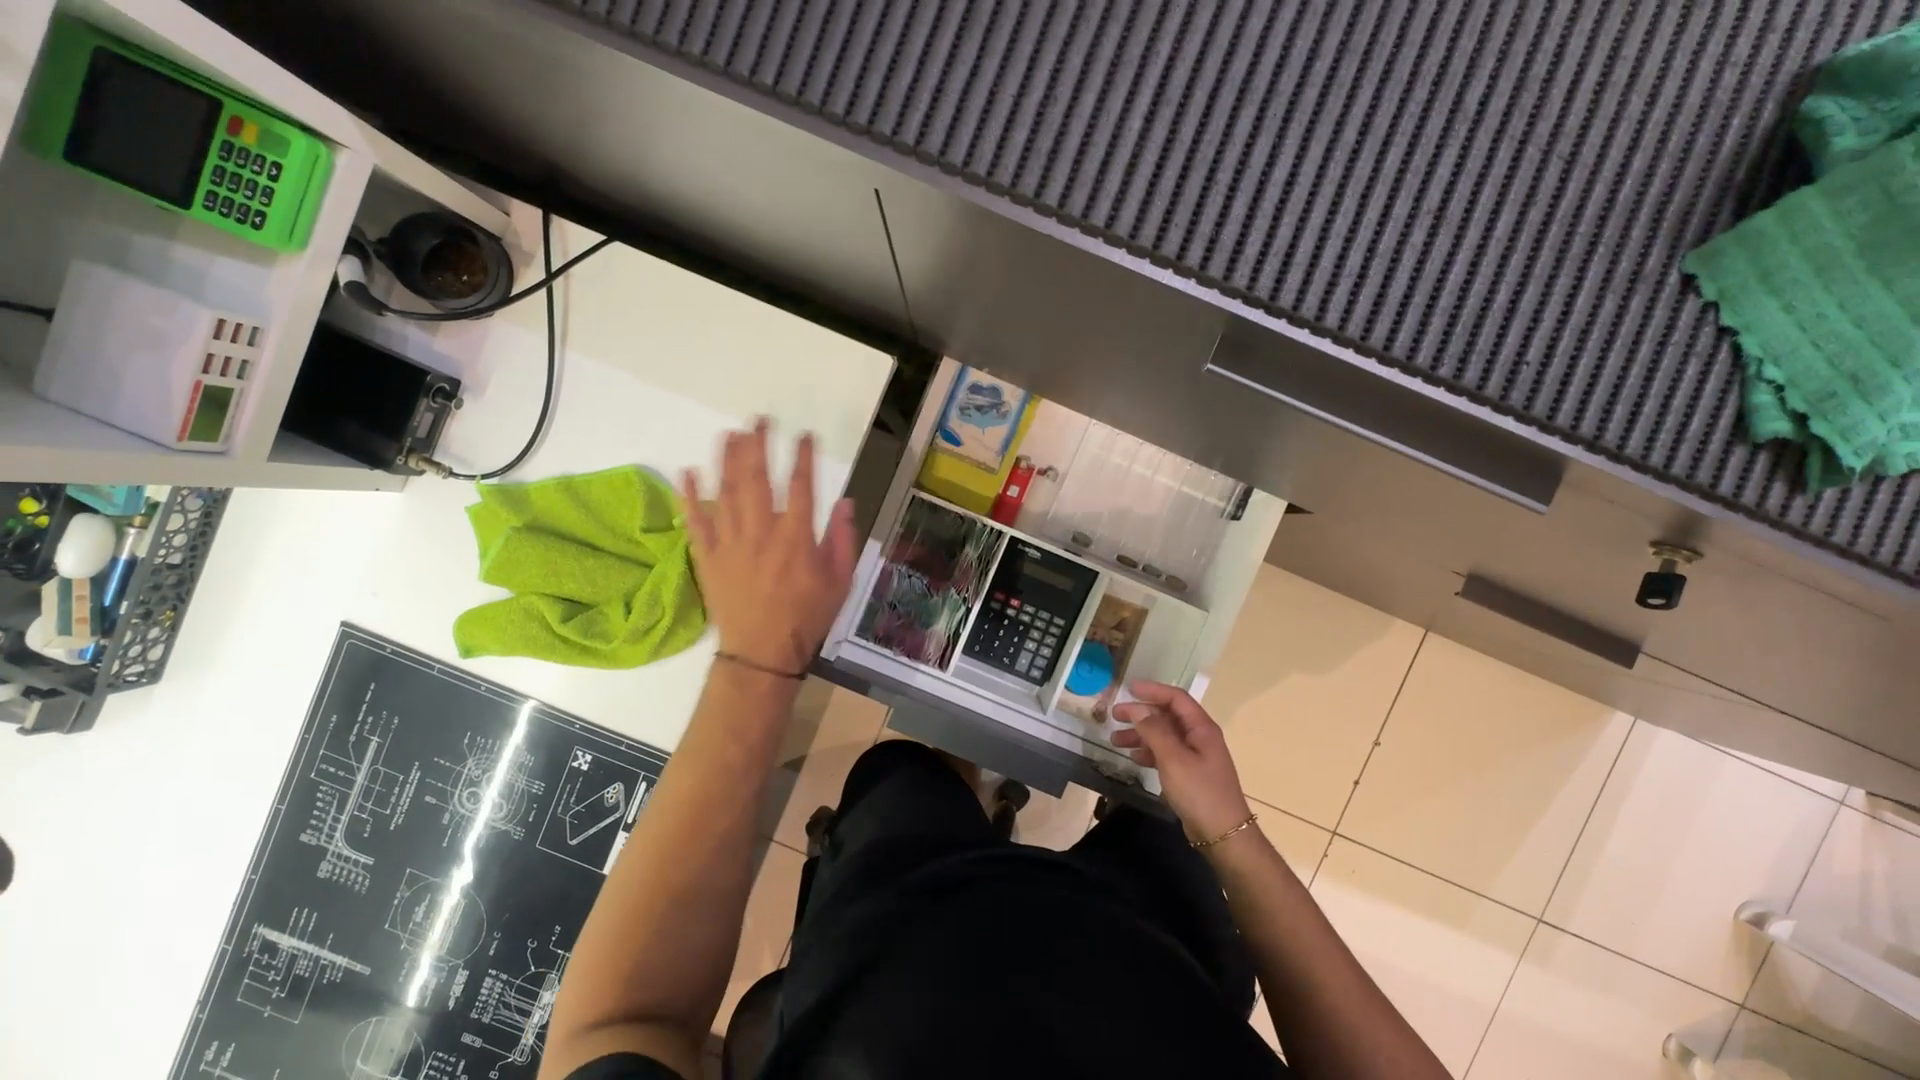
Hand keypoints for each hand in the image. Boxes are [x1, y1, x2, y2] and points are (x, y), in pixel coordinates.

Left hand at [681, 419, 856, 676]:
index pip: (802, 485)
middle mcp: (762, 532)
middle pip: (757, 477)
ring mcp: (730, 542)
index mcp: (797, 537)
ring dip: (726, 459)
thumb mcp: (840, 582)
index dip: (803, 456)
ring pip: (725, 491)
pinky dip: (689, 495)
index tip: (804, 435)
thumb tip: (846, 502)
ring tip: (729, 434)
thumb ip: (843, 540)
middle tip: (759, 420)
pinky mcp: (707, 557)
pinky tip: (687, 471)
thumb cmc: (807, 617)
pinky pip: (695, 521)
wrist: (762, 653)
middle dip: (758, 444)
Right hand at [1111, 681, 1255, 843]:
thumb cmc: (1199, 792)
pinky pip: (1166, 754)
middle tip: (1114, 716)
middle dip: (1141, 714)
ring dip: (1141, 735)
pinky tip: (1134, 758)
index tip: (1128, 688)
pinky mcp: (1190, 774)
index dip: (1153, 690)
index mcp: (1201, 728)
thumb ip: (1154, 731)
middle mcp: (1199, 737)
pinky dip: (1149, 752)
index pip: (1176, 698)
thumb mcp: (1173, 759)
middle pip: (1168, 716)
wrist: (1222, 833)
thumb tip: (1137, 708)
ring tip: (1116, 741)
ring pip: (1164, 736)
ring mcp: (1195, 756)